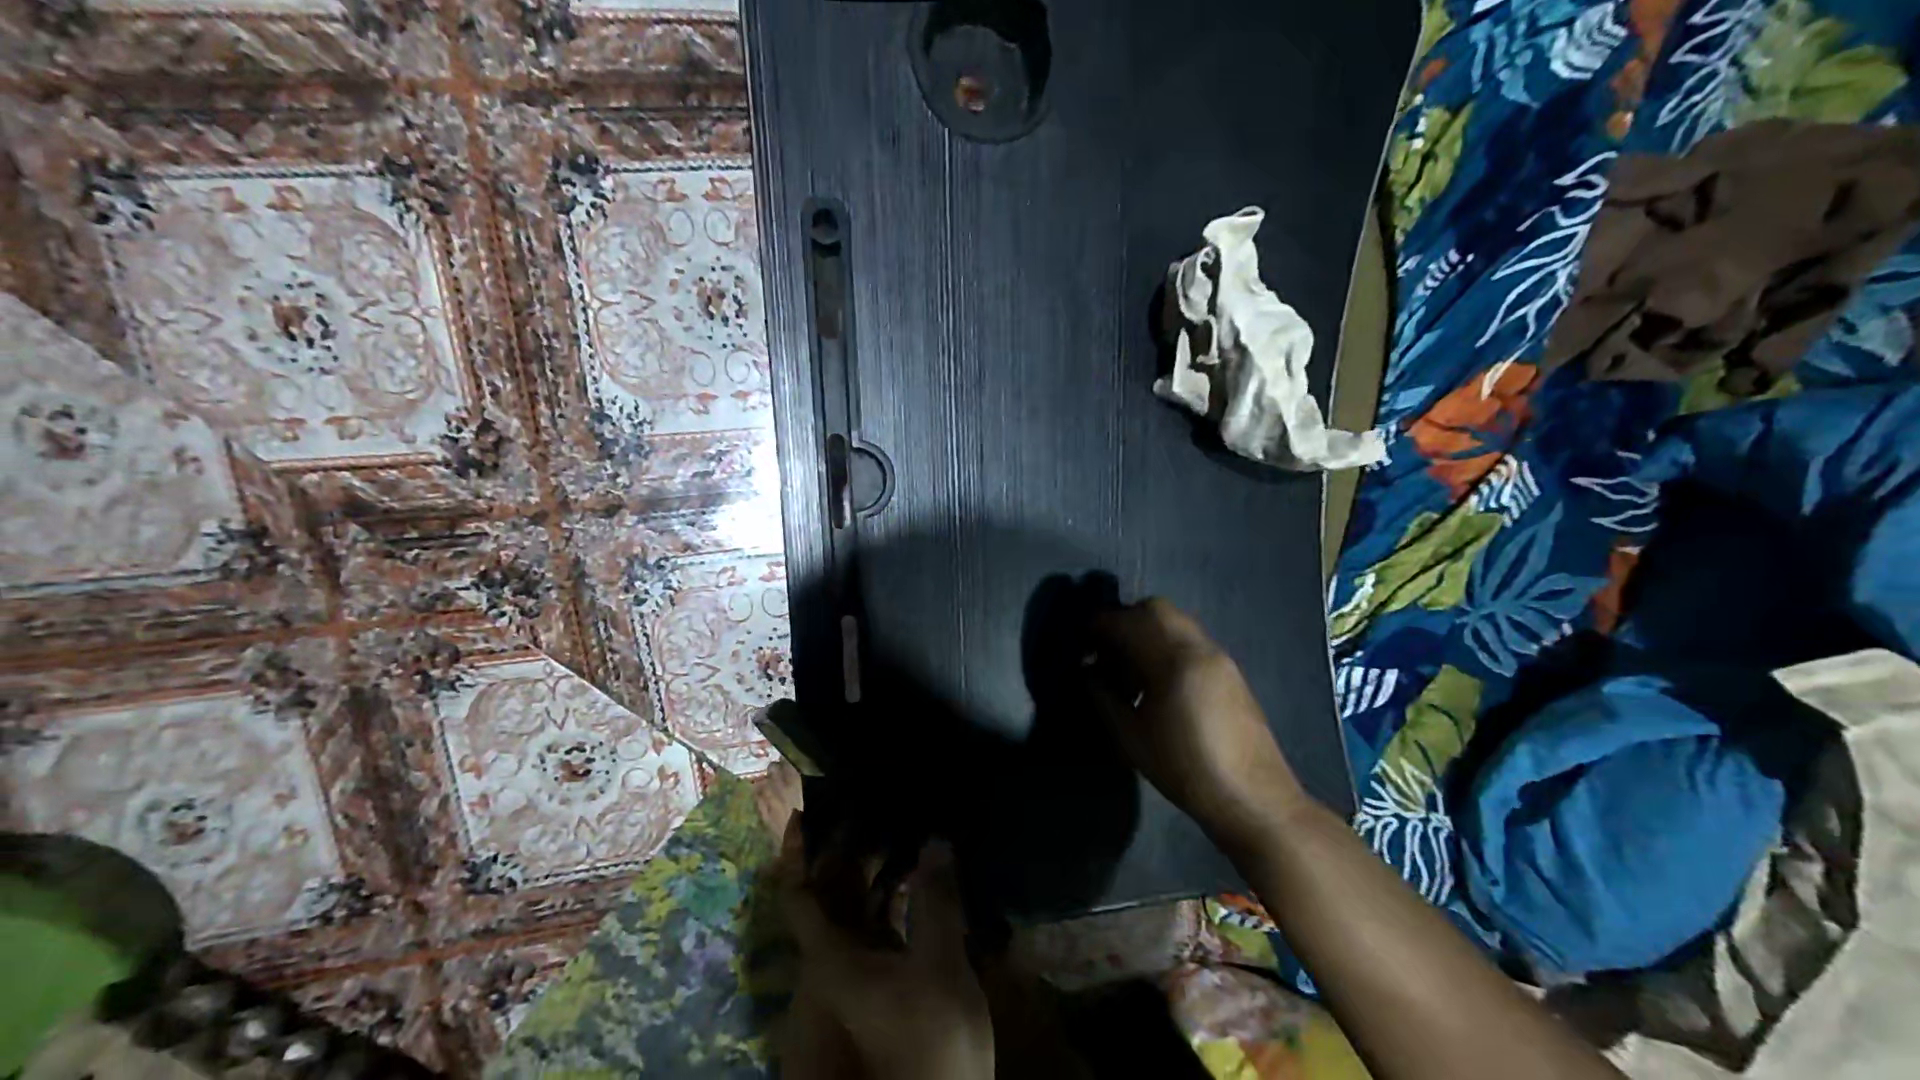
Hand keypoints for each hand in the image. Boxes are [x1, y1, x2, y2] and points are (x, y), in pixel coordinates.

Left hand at [775, 814, 992, 1079]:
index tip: (803, 814)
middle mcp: (836, 961)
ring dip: (874, 873)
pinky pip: (878, 927)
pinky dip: (892, 899)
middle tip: (872, 808)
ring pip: (857, 911)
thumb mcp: (940, 968)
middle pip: (830, 896)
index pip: (799, 895)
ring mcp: (861, 973)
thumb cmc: (928, 1040)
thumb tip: (936, 840)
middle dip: (846, 851)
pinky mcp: (884, 984)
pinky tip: (920, 881)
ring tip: (902, 833)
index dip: (796, 853)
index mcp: (831, 956)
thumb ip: (937, 903)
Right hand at [1089, 598, 1305, 844]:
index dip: (1099, 625)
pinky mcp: (1230, 671)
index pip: (1128, 622)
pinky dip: (1167, 643)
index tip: (1081, 640)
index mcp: (1172, 662)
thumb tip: (1088, 672)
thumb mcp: (1132, 737)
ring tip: (1129, 666)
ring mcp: (1219, 657)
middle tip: (1105, 649)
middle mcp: (1198, 648)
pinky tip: (1156, 679)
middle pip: (1155, 609)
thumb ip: (1105, 697)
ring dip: (1147, 630)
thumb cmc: (1184, 770)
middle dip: (1125, 619)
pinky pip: (1191, 639)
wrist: (1253, 799)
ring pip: (1176, 621)